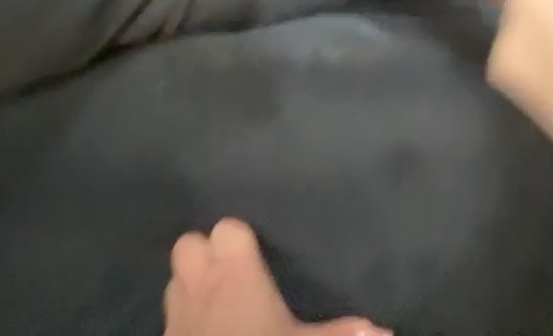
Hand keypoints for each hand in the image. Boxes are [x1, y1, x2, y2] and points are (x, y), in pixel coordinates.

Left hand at [164, 219, 385, 335]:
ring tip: (215, 300)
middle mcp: (200, 286)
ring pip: (173, 280)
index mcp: (236, 273)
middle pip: (188, 244)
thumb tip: (384, 331)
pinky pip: (168, 320)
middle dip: (204, 253)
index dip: (238, 237)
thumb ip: (342, 333)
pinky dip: (182, 322)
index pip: (227, 227)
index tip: (256, 250)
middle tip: (231, 271)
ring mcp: (175, 318)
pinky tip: (202, 333)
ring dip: (190, 285)